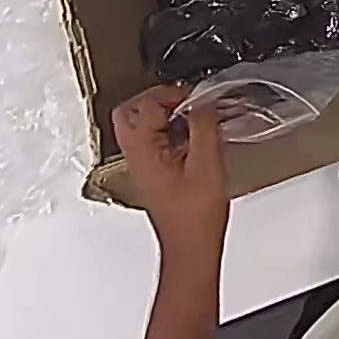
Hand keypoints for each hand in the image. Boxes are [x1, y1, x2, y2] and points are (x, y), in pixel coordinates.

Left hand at [113, 85, 229, 255]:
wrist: (192, 245)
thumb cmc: (195, 215)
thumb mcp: (207, 164)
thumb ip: (204, 128)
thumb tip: (204, 104)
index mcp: (143, 151)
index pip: (147, 104)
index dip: (174, 94)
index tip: (198, 97)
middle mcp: (138, 155)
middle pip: (131, 111)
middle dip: (160, 97)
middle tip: (187, 98)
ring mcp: (145, 163)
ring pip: (142, 124)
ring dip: (167, 113)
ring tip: (195, 114)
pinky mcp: (158, 170)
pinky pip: (157, 138)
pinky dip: (175, 128)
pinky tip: (198, 134)